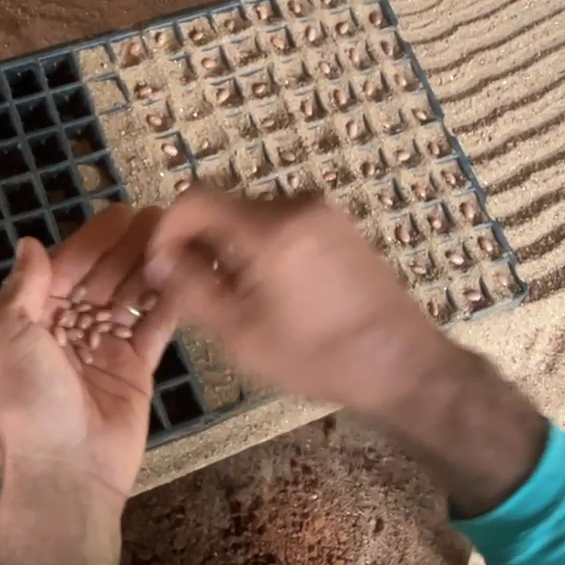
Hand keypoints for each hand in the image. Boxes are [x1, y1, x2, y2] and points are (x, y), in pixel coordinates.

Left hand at [0, 204, 180, 564]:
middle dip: (126, 246)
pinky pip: (153, 329)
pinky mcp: (135, 370)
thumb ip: (20, 289)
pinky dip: (167, 304)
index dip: (91, 238)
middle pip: (101, 276)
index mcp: (32, 319)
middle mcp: (68, 328)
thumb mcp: (5, 338)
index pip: (65, 266)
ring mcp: (103, 348)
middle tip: (161, 216)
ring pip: (128, 297)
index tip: (121, 210)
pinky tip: (185, 278)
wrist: (67, 471)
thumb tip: (28, 244)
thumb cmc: (30, 400)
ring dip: (149, 266)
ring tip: (177, 238)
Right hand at [144, 189, 546, 514]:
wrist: (406, 365)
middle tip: (194, 291)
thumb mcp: (242, 335)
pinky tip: (269, 289)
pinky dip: (257, 246)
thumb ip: (191, 289)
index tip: (160, 268)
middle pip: (221, 206)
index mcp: (270, 229)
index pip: (193, 199)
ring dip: (227, 247)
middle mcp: (295, 205)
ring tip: (234, 297)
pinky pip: (277, 222)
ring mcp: (321, 210)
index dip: (166, 229)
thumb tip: (158, 259)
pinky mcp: (336, 223)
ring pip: (248, 215)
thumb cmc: (320, 358)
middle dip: (198, 244)